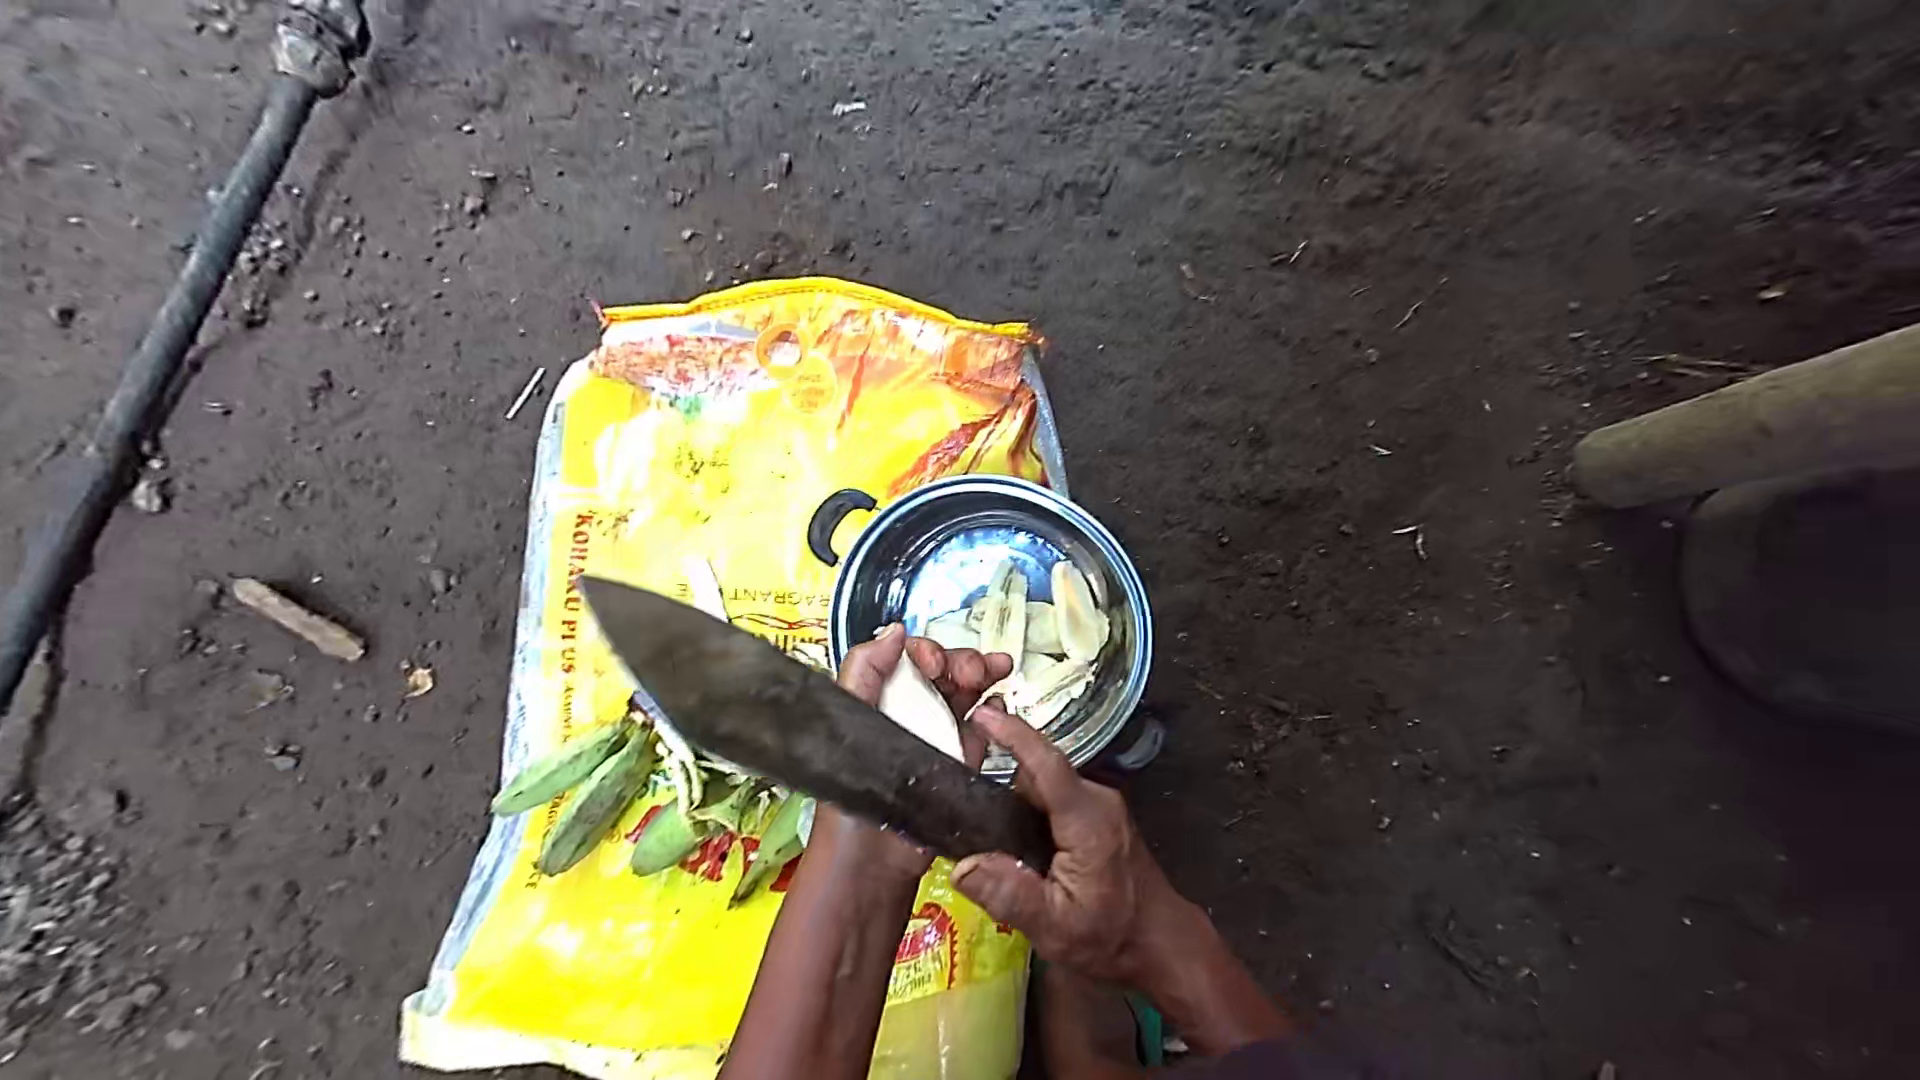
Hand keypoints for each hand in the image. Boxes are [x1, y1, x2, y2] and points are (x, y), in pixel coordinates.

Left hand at [825, 625, 1013, 880]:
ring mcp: (939, 735)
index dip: (927, 652)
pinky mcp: (962, 761)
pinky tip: (997, 707)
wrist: (874, 856)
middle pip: (944, 671)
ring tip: (999, 669)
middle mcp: (911, 710)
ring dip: (984, 675)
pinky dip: (994, 712)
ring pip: (967, 692)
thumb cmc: (856, 784)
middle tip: (974, 670)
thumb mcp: (851, 714)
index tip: (936, 664)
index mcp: (882, 695)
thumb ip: (865, 668)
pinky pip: (983, 728)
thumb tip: (897, 630)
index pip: (909, 658)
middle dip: (963, 660)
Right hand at [952, 707, 1290, 1053]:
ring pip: (1044, 782)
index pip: (1047, 763)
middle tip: (963, 795)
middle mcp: (1097, 799)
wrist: (1160, 943)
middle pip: (1037, 771)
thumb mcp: (1056, 929)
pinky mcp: (1097, 810)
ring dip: (1015, 796)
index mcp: (1088, 819)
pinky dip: (1030, 805)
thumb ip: (1009, 895)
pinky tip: (1016, 835)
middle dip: (1001, 776)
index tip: (981, 714)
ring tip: (988, 825)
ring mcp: (1099, 801)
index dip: (1013, 735)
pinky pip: (1054, 793)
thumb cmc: (1113, 937)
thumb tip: (963, 866)